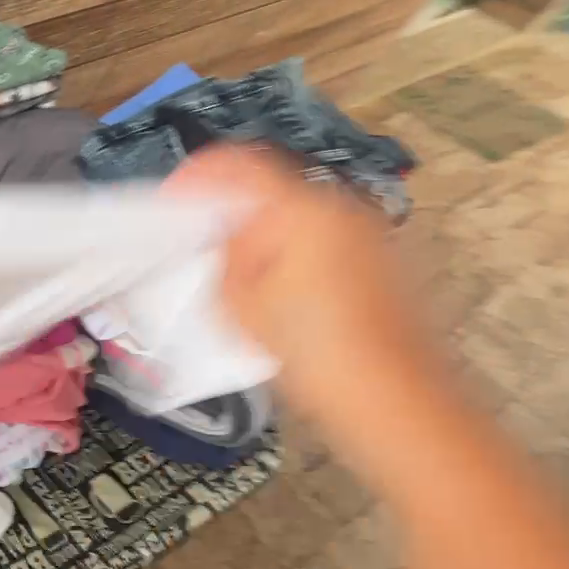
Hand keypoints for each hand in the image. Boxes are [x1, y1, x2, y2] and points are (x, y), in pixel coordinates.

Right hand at [168, 145, 447, 420]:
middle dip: (227, 206)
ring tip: (230, 265)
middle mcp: (343, 209)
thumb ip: (222, 249)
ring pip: (294, 212)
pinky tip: (270, 285)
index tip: (171, 199)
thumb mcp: (238, 298)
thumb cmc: (310, 351)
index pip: (238, 163)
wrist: (398, 405)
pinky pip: (320, 236)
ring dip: (257, 227)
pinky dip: (287, 245)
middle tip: (195, 237)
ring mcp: (370, 235)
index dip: (196, 175)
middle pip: (269, 186)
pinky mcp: (383, 262)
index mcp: (303, 209)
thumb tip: (217, 229)